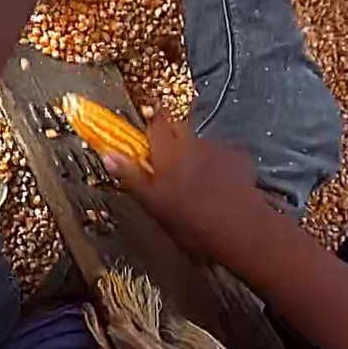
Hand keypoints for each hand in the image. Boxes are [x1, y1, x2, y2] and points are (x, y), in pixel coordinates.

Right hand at [101, 118, 274, 257]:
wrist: (238, 227)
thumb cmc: (188, 218)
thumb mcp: (152, 202)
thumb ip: (131, 175)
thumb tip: (108, 154)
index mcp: (167, 150)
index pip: (155, 122)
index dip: (151, 121)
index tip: (147, 126)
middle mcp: (192, 142)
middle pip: (179, 127)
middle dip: (172, 135)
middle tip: (167, 157)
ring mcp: (219, 148)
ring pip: (201, 144)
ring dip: (195, 154)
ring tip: (196, 179)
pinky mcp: (240, 159)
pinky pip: (222, 156)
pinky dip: (217, 165)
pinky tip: (219, 185)